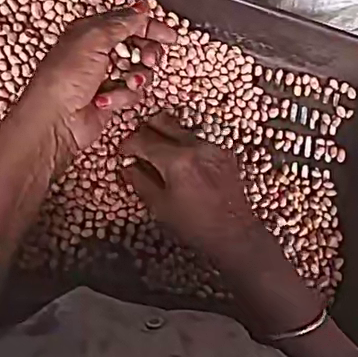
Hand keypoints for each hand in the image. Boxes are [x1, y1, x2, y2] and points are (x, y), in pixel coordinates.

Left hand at [13, 7, 175, 166]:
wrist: (55, 120)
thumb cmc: (65, 78)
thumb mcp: (93, 39)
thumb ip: (121, 23)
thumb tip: (141, 9)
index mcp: (92, 31)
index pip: (128, 22)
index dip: (150, 27)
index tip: (169, 36)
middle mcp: (99, 52)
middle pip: (139, 46)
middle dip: (147, 54)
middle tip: (148, 60)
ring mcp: (106, 76)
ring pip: (140, 71)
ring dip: (136, 78)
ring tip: (128, 82)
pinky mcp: (111, 98)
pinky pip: (132, 93)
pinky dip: (123, 97)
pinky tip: (106, 100)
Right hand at [119, 112, 273, 263]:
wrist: (235, 234)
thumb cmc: (196, 226)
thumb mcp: (160, 207)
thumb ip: (141, 181)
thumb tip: (128, 166)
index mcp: (177, 160)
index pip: (143, 140)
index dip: (128, 144)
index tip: (123, 153)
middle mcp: (196, 146)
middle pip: (163, 122)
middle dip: (146, 131)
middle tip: (137, 147)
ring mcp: (212, 147)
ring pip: (181, 129)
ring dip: (166, 137)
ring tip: (158, 157)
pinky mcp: (224, 153)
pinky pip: (197, 140)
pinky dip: (184, 146)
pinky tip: (180, 164)